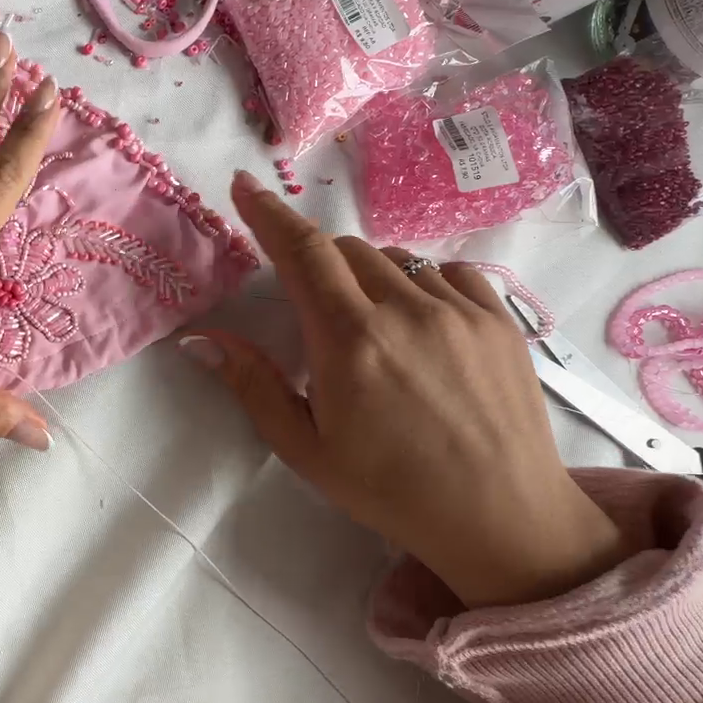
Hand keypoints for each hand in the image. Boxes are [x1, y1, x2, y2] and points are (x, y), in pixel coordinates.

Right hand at [181, 172, 644, 608]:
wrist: (503, 517)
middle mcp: (406, 311)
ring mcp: (461, 310)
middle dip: (314, 260)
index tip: (244, 185)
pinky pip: (445, 272)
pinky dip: (415, 282)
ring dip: (362, 273)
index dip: (267, 214)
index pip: (301, 253)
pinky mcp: (500, 320)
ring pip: (393, 258)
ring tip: (363, 324)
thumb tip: (199, 339)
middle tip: (307, 306)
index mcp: (349, 342)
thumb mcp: (302, 446)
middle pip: (345, 248)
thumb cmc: (388, 487)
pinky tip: (414, 322)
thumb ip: (251, 383)